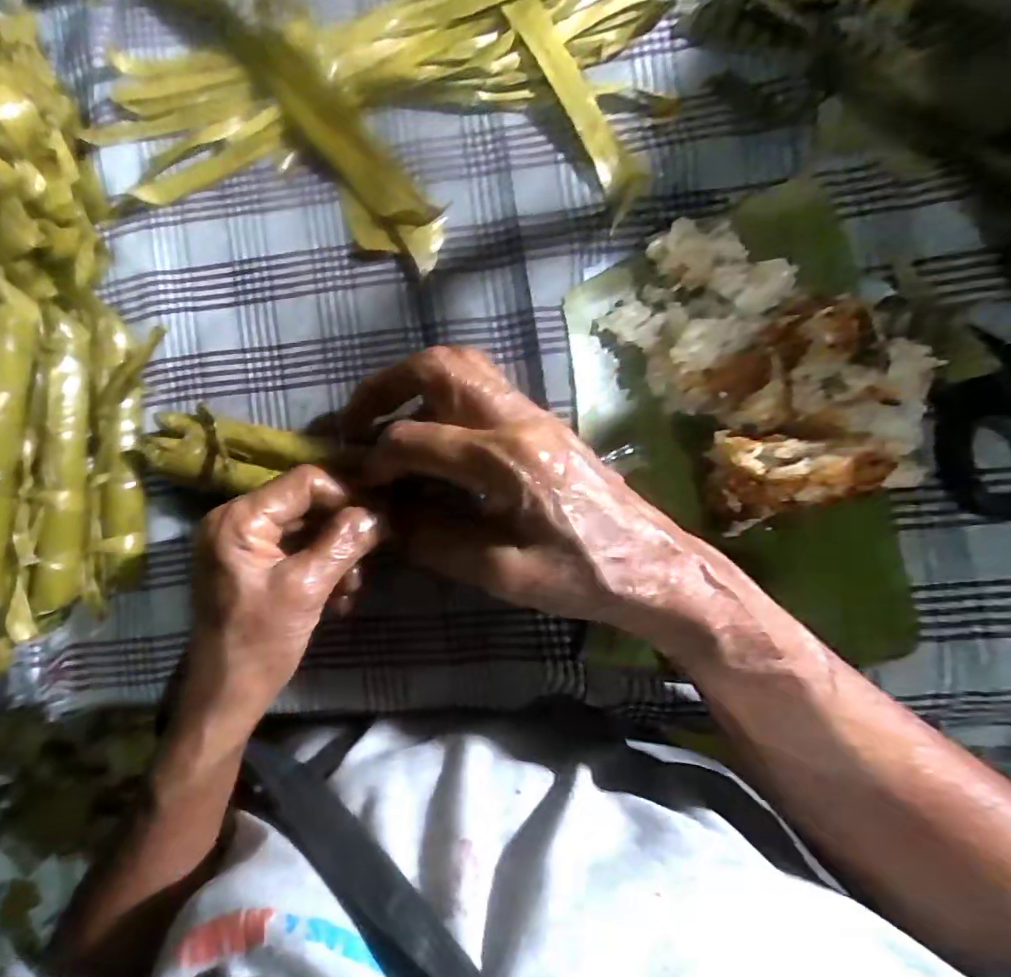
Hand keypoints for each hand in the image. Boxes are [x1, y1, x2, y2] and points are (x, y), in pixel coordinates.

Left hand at [181, 465, 381, 726]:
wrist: (226, 691)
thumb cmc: (261, 641)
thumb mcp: (307, 589)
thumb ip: (342, 545)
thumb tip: (376, 514)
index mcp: (239, 519)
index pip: (303, 482)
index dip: (345, 496)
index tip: (376, 522)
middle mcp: (232, 520)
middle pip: (302, 504)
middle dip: (339, 532)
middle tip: (372, 557)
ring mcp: (237, 544)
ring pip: (299, 530)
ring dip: (332, 554)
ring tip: (352, 589)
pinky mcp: (245, 565)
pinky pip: (287, 551)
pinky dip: (315, 567)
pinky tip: (337, 597)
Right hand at [342, 346, 716, 634]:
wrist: (656, 567)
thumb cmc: (580, 577)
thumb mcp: (499, 572)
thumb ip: (432, 540)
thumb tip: (382, 517)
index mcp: (506, 462)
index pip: (415, 438)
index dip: (375, 458)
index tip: (361, 482)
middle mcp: (518, 422)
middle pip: (441, 367)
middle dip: (384, 386)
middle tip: (354, 421)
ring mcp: (533, 415)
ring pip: (463, 365)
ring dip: (412, 383)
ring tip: (382, 418)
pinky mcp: (540, 422)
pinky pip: (480, 385)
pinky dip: (439, 396)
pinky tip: (426, 434)